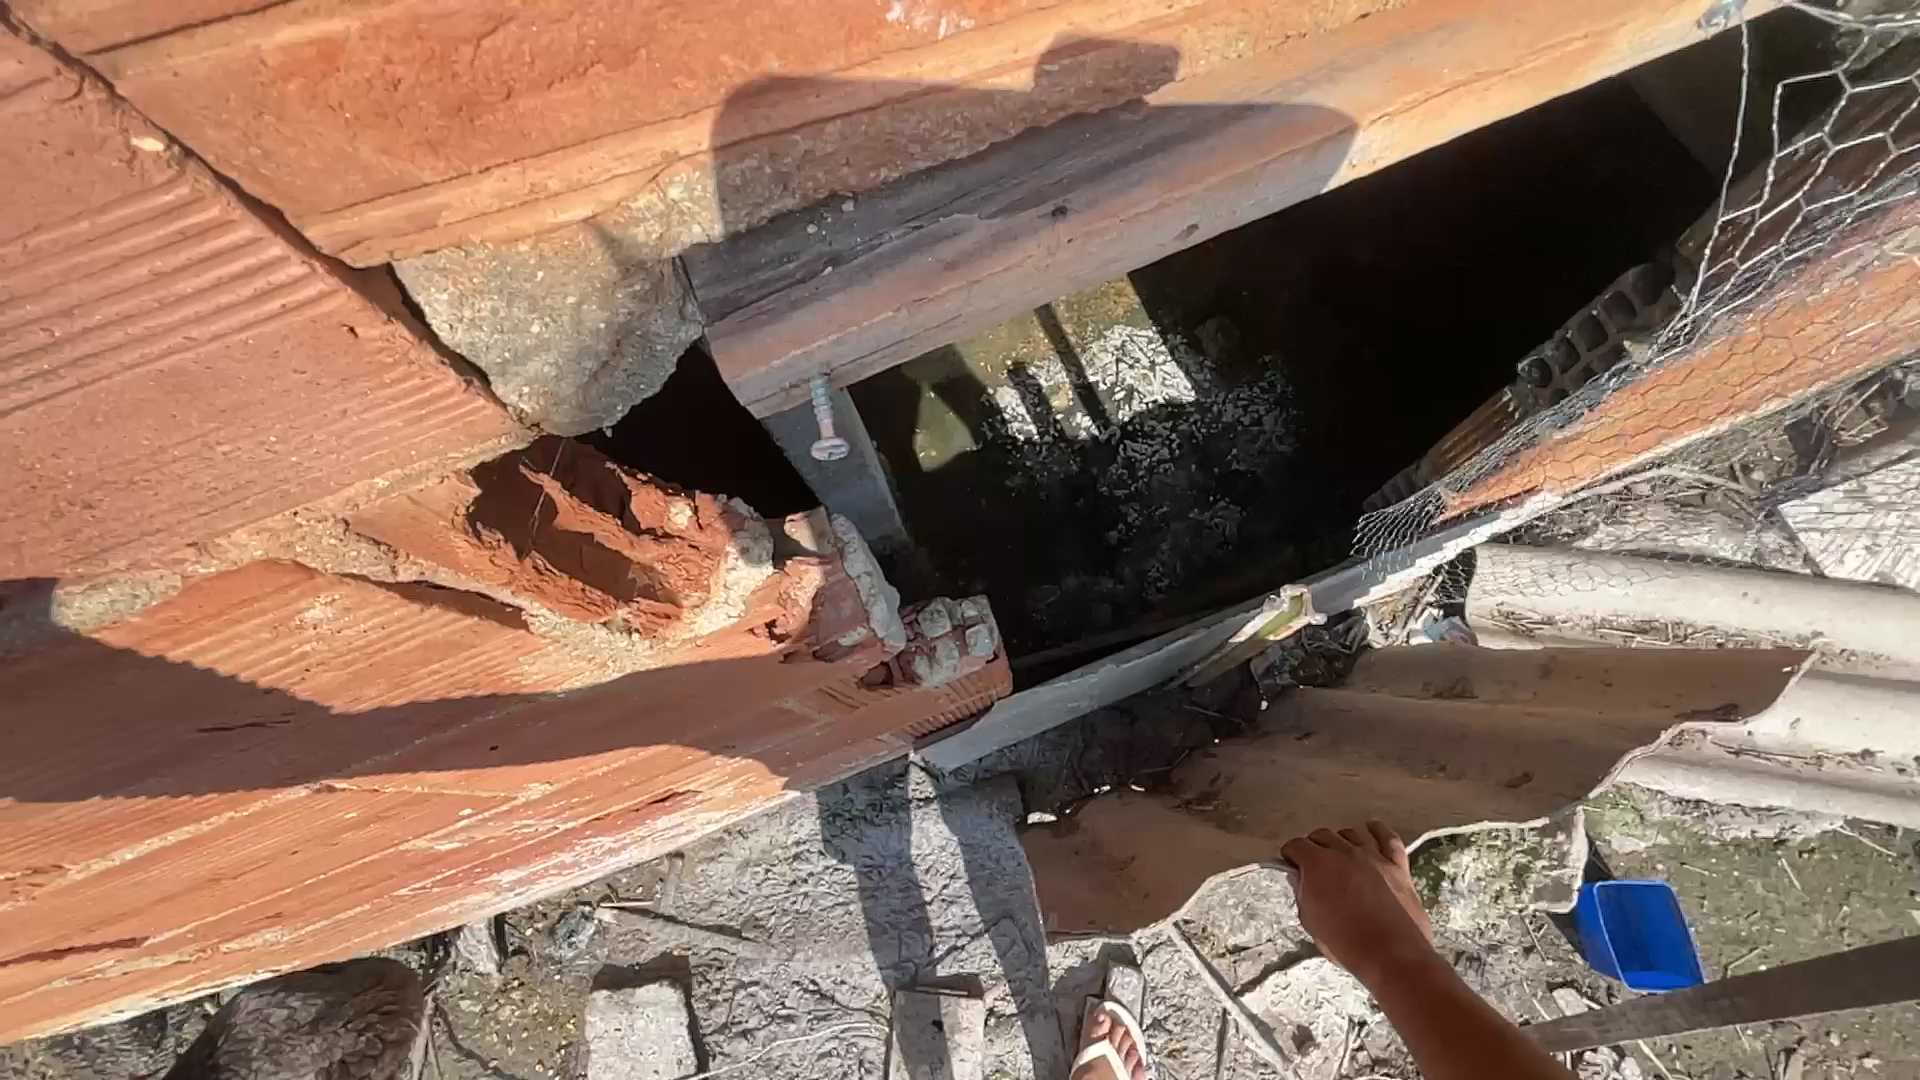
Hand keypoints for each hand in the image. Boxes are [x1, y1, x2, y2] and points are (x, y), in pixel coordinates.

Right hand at [1280, 821, 1435, 984]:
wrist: (1393, 957)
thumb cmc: (1347, 943)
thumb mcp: (1311, 921)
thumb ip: (1302, 894)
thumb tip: (1299, 879)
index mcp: (1317, 864)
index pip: (1296, 845)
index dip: (1291, 854)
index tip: (1291, 864)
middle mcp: (1343, 852)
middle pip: (1323, 835)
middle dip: (1314, 845)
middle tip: (1315, 861)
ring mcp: (1373, 857)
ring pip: (1352, 833)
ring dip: (1342, 840)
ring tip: (1340, 851)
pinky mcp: (1397, 867)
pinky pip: (1389, 839)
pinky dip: (1379, 831)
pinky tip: (1371, 829)